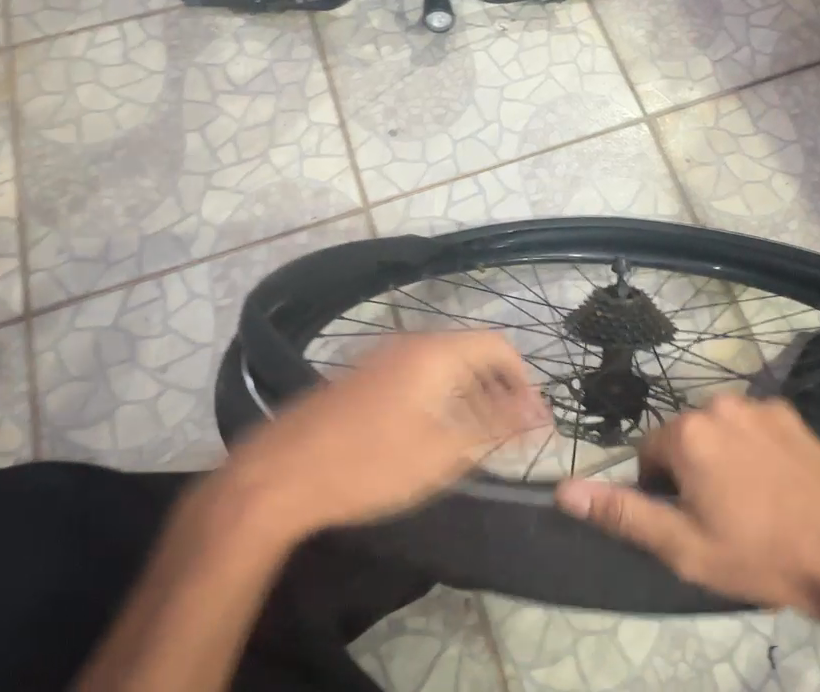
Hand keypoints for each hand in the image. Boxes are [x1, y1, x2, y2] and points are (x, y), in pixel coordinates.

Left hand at [217, 331, 549, 537]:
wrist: (279, 476)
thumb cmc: (370, 465)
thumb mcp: (444, 451)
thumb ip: (497, 426)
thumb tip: (540, 413)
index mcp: (435, 353)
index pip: (499, 346)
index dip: (524, 381)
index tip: (533, 421)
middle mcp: (410, 344)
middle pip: (471, 353)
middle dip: (498, 389)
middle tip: (510, 435)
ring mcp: (381, 358)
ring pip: (443, 366)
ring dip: (469, 396)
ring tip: (476, 441)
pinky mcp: (362, 379)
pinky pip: (417, 376)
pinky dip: (439, 398)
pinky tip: (432, 437)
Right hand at [554, 394, 819, 612]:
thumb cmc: (756, 553)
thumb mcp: (681, 546)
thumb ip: (622, 512)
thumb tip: (565, 491)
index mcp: (688, 433)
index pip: (648, 453)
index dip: (659, 490)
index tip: (685, 521)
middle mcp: (720, 404)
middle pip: (684, 437)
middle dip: (690, 471)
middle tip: (717, 517)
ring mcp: (760, 406)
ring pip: (719, 430)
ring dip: (721, 457)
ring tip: (749, 504)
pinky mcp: (792, 414)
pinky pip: (754, 427)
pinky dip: (754, 449)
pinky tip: (775, 486)